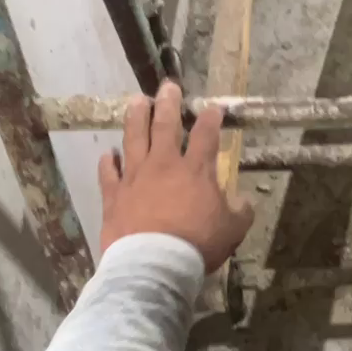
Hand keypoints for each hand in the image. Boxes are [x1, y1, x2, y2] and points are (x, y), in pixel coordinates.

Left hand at [97, 81, 254, 271]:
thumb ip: (240, 211)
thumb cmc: (197, 244)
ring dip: (136, 118)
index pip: (206, 135)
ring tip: (137, 101)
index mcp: (196, 170)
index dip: (211, 118)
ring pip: (134, 138)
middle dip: (169, 103)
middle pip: (166, 125)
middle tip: (168, 87)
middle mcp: (164, 164)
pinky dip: (108, 163)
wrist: (154, 263)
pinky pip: (109, 173)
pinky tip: (107, 154)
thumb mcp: (233, 230)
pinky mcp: (114, 195)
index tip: (213, 107)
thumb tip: (244, 200)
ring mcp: (135, 177)